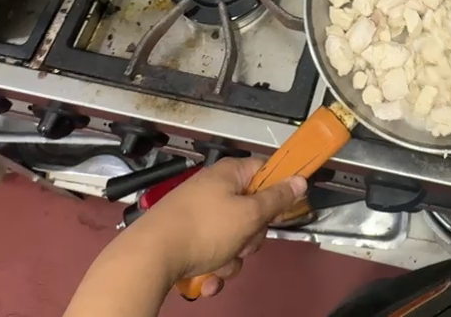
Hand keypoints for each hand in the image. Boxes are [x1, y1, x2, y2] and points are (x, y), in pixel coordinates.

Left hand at [122, 157, 306, 296]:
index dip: (279, 189)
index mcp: (230, 173)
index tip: (285, 209)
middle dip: (251, 234)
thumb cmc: (204, 229)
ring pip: (232, 235)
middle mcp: (214, 188)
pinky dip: (213, 266)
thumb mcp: (249, 214)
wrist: (149, 258)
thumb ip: (277, 199)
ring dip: (233, 256)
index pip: (265, 170)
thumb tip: (301, 179)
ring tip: (220, 266)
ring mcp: (197, 213)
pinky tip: (206, 280)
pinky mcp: (184, 237)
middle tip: (246, 241)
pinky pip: (211, 250)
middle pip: (250, 208)